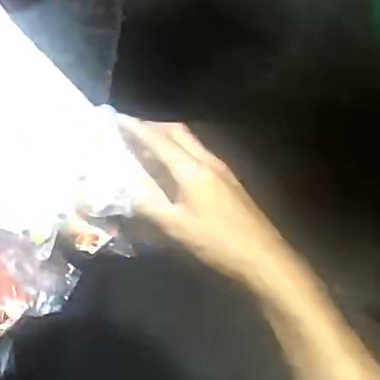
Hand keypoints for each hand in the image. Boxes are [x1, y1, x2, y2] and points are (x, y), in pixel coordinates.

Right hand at [120, 119, 307, 292]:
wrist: (265, 260)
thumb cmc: (216, 243)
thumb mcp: (174, 226)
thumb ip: (145, 203)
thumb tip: (118, 186)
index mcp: (192, 170)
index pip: (157, 140)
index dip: (134, 128)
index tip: (113, 120)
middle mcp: (207, 162)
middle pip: (177, 131)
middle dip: (150, 125)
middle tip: (126, 129)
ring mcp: (221, 170)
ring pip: (189, 141)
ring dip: (164, 137)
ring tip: (141, 145)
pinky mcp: (227, 181)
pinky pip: (196, 153)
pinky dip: (177, 150)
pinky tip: (167, 167)